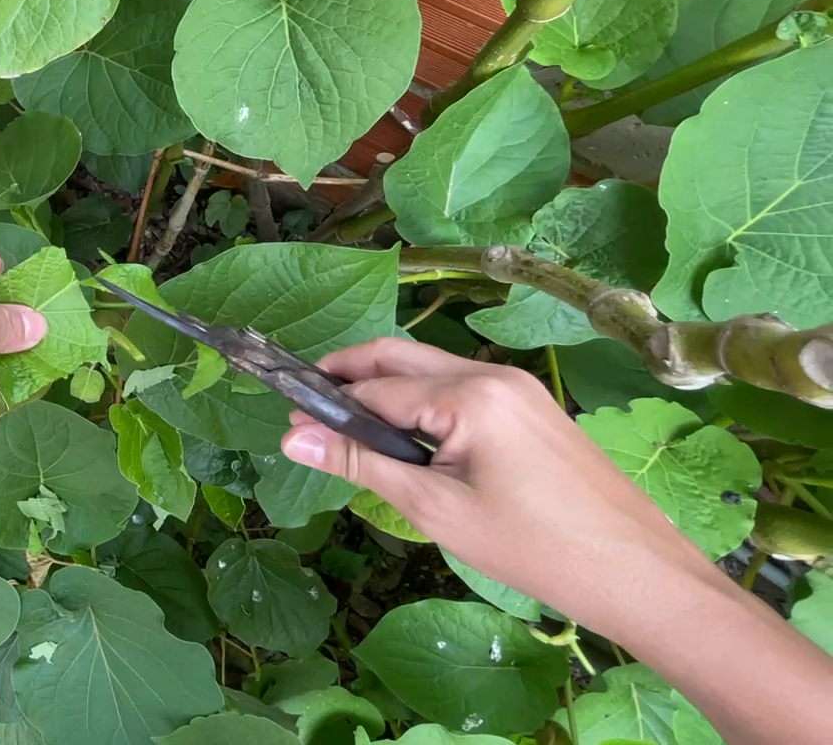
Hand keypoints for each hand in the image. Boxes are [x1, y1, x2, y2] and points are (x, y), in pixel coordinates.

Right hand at [279, 338, 733, 639]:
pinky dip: (419, 398)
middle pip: (396, 355)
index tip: (294, 426)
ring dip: (382, 386)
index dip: (327, 407)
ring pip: (426, 368)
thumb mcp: (433, 507)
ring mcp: (517, 387)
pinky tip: (409, 435)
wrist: (650, 584)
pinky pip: (456, 385)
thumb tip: (289, 436)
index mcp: (468, 394)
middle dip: (346, 375)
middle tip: (311, 411)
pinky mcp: (531, 405)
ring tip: (354, 428)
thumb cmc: (533, 547)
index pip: (373, 389)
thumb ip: (358, 461)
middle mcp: (491, 374)